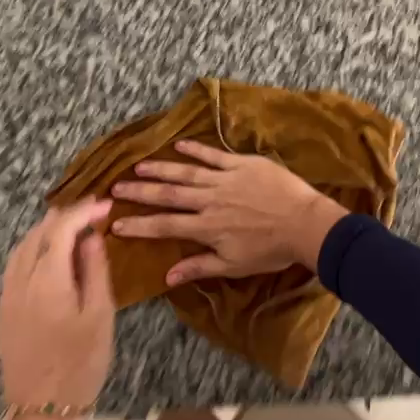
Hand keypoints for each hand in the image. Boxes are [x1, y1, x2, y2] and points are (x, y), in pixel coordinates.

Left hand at [0, 199, 115, 409]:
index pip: (62, 228)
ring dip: (48, 230)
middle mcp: (21, 281)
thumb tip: (91, 236)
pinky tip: (52, 254)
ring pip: (23, 246)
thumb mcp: (100, 313)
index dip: (84, 211)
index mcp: (47, 278)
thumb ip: (94, 269)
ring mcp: (8, 296)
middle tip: (94, 212)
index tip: (107, 204)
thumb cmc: (80, 361)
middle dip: (65, 216)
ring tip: (74, 226)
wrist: (43, 409)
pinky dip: (35, 247)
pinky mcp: (4, 310)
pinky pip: (16, 264)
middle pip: (38, 232)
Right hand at [110, 140, 349, 286]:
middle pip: (169, 195)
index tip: (115, 224)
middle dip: (140, 192)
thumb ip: (200, 267)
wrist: (304, 222)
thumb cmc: (271, 249)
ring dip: (161, 169)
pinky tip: (180, 144)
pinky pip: (214, 155)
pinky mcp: (242, 163)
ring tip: (139, 166)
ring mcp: (226, 179)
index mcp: (207, 227)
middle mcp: (210, 201)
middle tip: (115, 187)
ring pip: (186, 172)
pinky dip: (196, 149)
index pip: (165, 225)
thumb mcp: (234, 265)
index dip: (139, 225)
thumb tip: (167, 276)